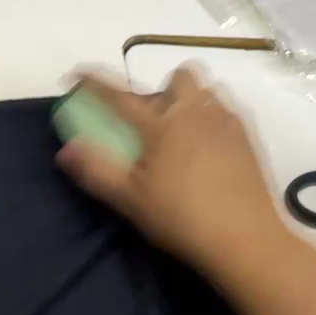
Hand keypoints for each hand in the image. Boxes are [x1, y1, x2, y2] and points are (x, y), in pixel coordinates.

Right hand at [57, 64, 302, 278]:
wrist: (245, 239)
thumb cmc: (181, 218)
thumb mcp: (129, 200)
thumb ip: (96, 171)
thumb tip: (66, 150)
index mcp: (161, 125)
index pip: (119, 95)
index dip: (94, 82)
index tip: (76, 75)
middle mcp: (195, 113)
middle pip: (179, 77)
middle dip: (162, 89)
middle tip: (152, 121)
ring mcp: (227, 122)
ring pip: (207, 90)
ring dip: (190, 100)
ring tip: (182, 132)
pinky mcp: (249, 138)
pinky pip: (227, 111)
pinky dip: (212, 118)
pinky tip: (208, 148)